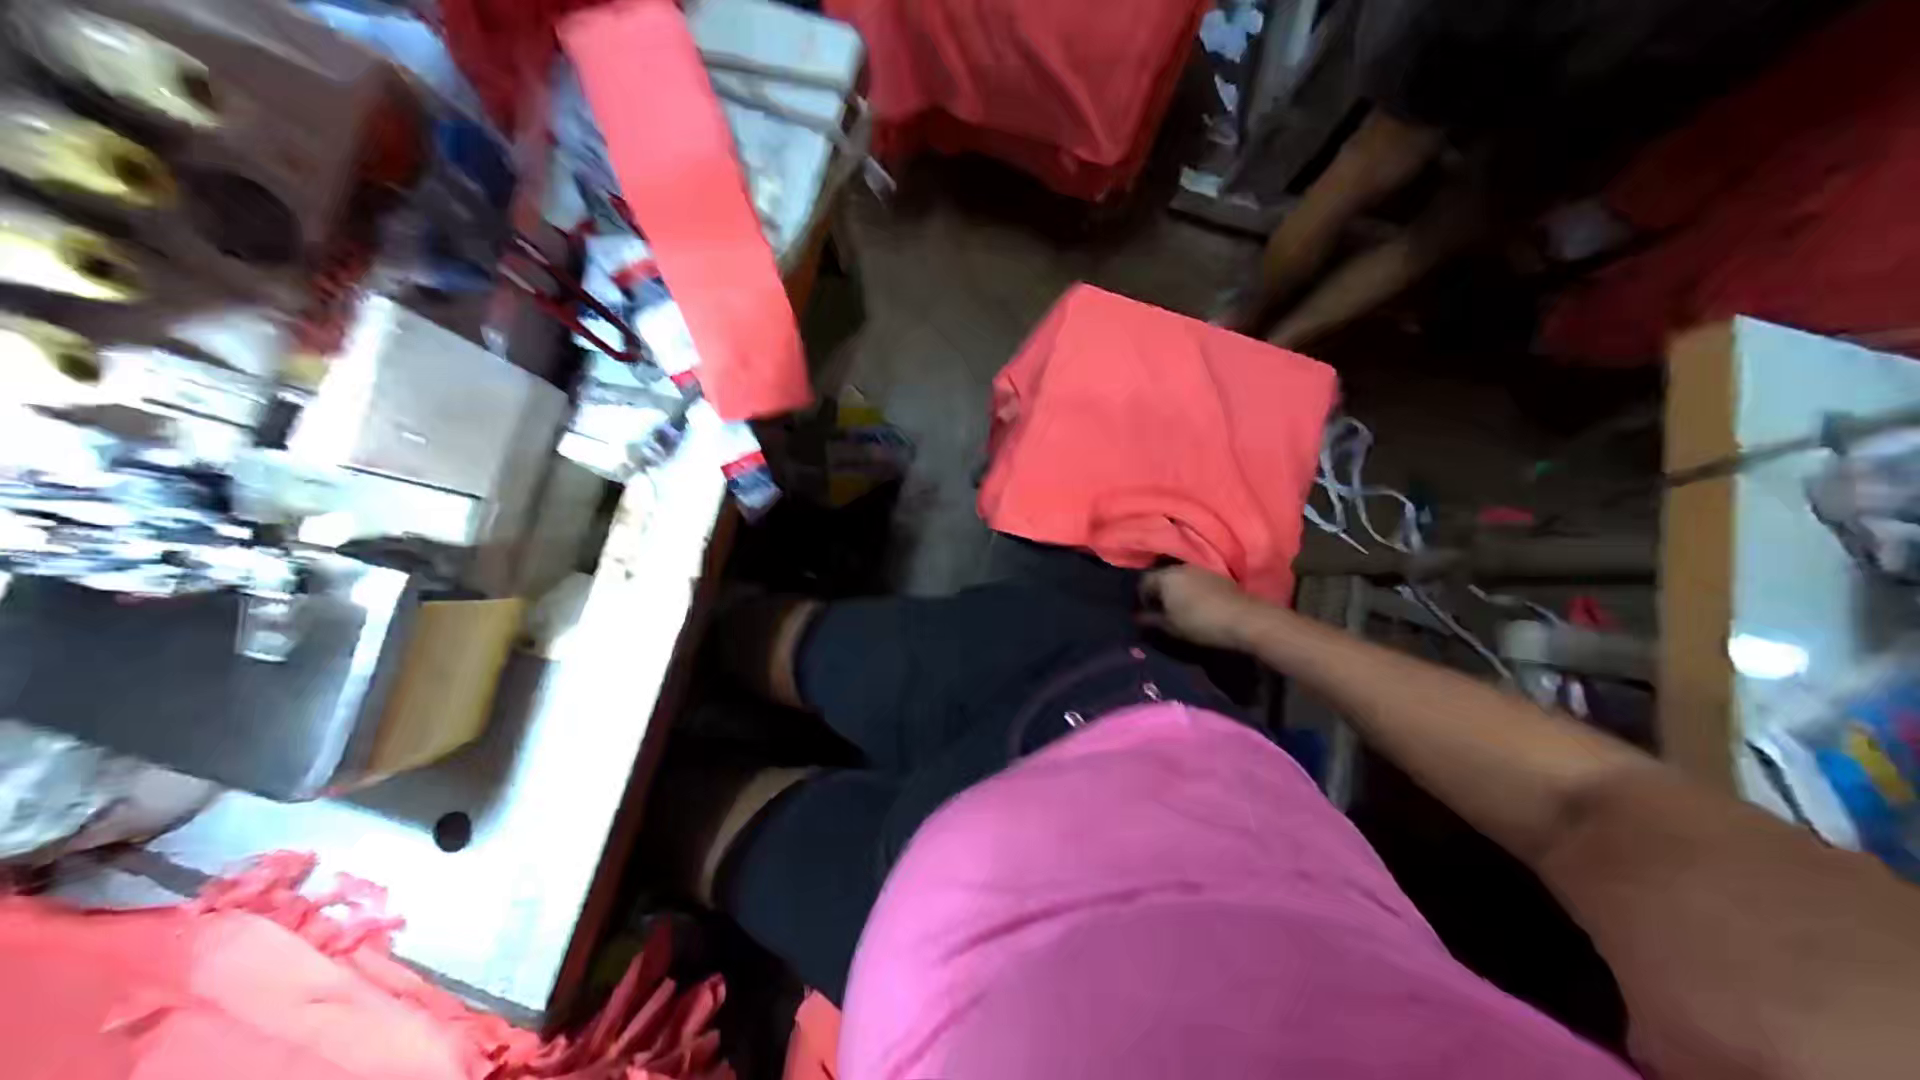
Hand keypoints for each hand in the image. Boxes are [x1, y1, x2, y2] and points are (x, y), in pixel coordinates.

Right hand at [1141, 565, 1265, 649]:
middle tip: (1162, 611)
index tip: (1147, 613)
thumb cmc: (1199, 622)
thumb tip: (1136, 617)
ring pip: (1180, 578)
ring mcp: (1201, 569)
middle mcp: (1181, 567)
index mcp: (1165, 576)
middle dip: (1159, 592)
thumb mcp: (1170, 626)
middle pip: (1162, 577)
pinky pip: (1196, 581)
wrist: (1243, 618)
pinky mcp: (1218, 576)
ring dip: (1177, 590)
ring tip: (1181, 609)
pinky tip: (1199, 605)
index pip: (1143, 582)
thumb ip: (1150, 620)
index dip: (1141, 598)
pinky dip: (1192, 591)